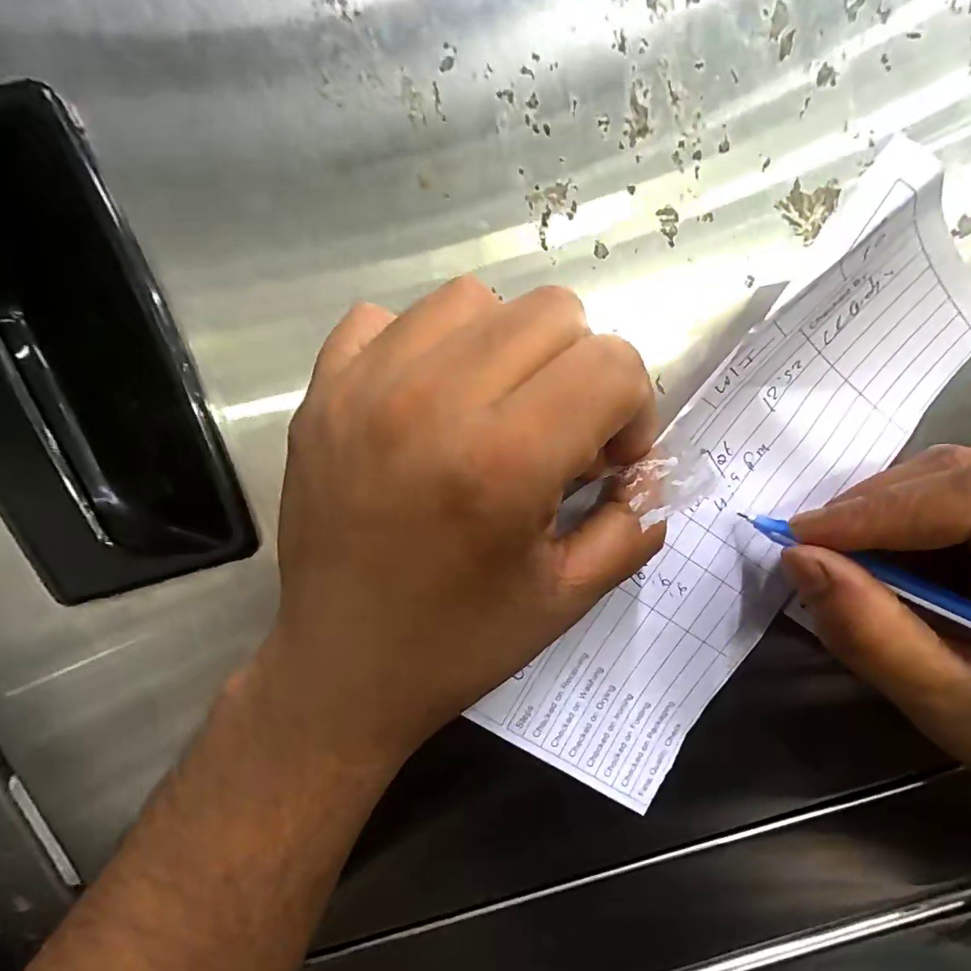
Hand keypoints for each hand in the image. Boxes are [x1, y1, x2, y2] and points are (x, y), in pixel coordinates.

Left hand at [258, 278, 665, 765]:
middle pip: (553, 312)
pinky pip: (390, 317)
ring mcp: (365, 388)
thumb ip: (636, 520)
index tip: (607, 465)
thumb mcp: (571, 596)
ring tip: (496, 413)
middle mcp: (432, 403)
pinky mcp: (323, 391)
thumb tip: (647, 466)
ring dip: (509, 348)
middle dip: (581, 372)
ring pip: (476, 299)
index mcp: (503, 463)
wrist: (341, 672)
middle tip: (558, 439)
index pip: (612, 364)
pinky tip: (429, 406)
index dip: (634, 411)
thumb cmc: (461, 643)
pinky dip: (428, 348)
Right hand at [781, 445, 970, 823]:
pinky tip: (893, 545)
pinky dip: (916, 509)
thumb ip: (871, 631)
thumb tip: (800, 557)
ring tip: (849, 549)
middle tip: (816, 543)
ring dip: (893, 504)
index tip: (805, 535)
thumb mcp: (944, 702)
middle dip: (880, 505)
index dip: (886, 509)